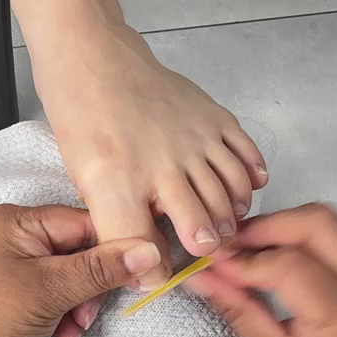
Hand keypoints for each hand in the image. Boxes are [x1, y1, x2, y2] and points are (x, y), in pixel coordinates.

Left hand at [0, 204, 159, 336]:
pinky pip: (62, 295)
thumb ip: (101, 269)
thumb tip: (150, 250)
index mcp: (21, 220)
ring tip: (73, 332)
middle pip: (83, 251)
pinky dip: (68, 317)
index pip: (85, 223)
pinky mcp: (25, 291)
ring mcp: (23, 264)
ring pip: (76, 277)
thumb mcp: (50, 290)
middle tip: (87, 315)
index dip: (115, 249)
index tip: (141, 276)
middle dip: (92, 287)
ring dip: (81, 307)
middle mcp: (21, 235)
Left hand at [27, 14, 266, 286]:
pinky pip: (244, 150)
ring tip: (228, 224)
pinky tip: (252, 186)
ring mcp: (194, 137)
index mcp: (122, 183)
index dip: (162, 269)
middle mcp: (165, 164)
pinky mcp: (211, 115)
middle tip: (212, 250)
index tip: (169, 276)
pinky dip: (252, 173)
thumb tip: (145, 273)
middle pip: (205, 219)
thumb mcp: (86, 180)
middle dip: (211, 242)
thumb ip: (115, 227)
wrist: (94, 61)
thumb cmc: (84, 121)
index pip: (149, 244)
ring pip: (230, 189)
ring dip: (233, 213)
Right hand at [189, 203, 336, 336]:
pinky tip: (273, 257)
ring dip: (283, 227)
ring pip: (330, 223)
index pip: (292, 266)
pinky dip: (300, 237)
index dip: (246, 260)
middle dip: (268, 226)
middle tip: (231, 246)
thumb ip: (238, 310)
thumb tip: (196, 276)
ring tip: (248, 250)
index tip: (211, 264)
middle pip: (319, 224)